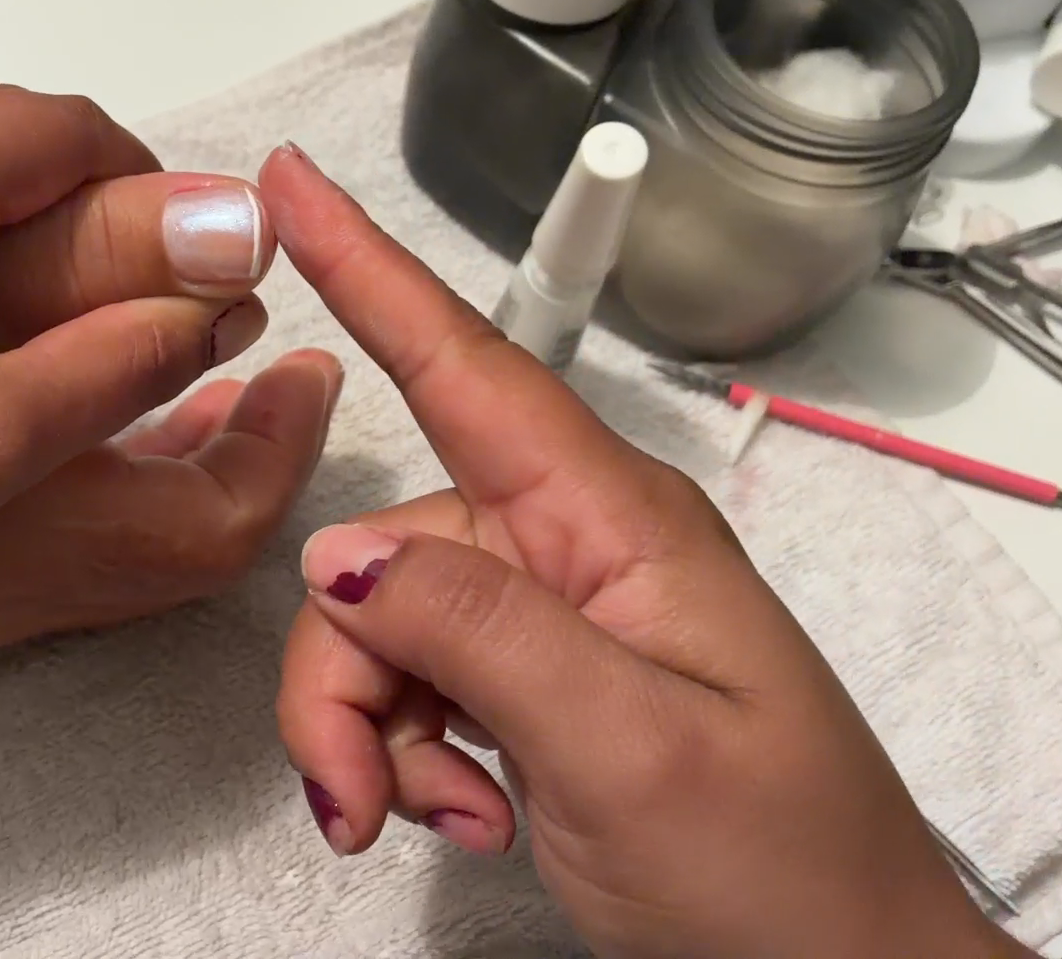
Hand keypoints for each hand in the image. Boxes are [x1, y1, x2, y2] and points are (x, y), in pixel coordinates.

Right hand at [0, 172, 339, 645]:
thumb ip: (110, 261)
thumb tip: (236, 221)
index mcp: (30, 534)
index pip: (223, 526)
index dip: (285, 445)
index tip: (310, 360)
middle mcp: (20, 594)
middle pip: (197, 550)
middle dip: (254, 453)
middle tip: (279, 370)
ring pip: (154, 551)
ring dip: (202, 461)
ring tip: (225, 382)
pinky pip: (104, 544)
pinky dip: (143, 475)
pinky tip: (141, 407)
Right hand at [262, 146, 1025, 958]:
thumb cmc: (771, 875)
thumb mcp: (630, 749)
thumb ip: (478, 626)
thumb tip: (337, 553)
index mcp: (597, 514)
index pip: (462, 360)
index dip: (367, 269)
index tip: (290, 188)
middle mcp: (541, 537)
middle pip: (371, 557)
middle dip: (343, 676)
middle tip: (367, 793)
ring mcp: (511, 603)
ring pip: (361, 627)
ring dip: (364, 731)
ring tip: (427, 816)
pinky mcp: (489, 662)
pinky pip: (384, 678)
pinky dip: (387, 752)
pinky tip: (451, 809)